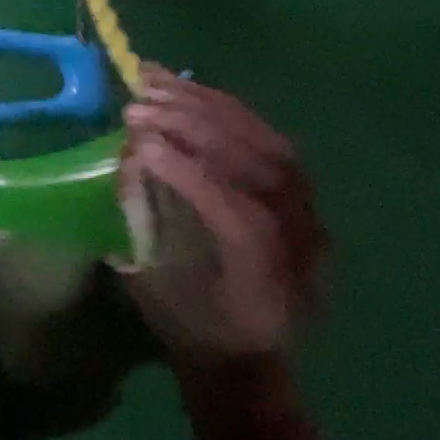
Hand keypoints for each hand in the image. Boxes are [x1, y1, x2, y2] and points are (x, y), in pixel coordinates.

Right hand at [119, 65, 327, 365]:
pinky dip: (226, 111)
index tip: (137, 144)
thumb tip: (131, 162)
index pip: (241, 217)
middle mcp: (302, 247)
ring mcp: (309, 218)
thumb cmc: (191, 328)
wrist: (246, 356)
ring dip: (209, 108)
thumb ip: (144, 229)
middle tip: (139, 105)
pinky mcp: (300, 198)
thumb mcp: (155, 291)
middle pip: (264, 171)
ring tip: (155, 83)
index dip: (191, 176)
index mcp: (267, 285)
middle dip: (197, 130)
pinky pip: (270, 142)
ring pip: (270, 146)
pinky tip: (186, 91)